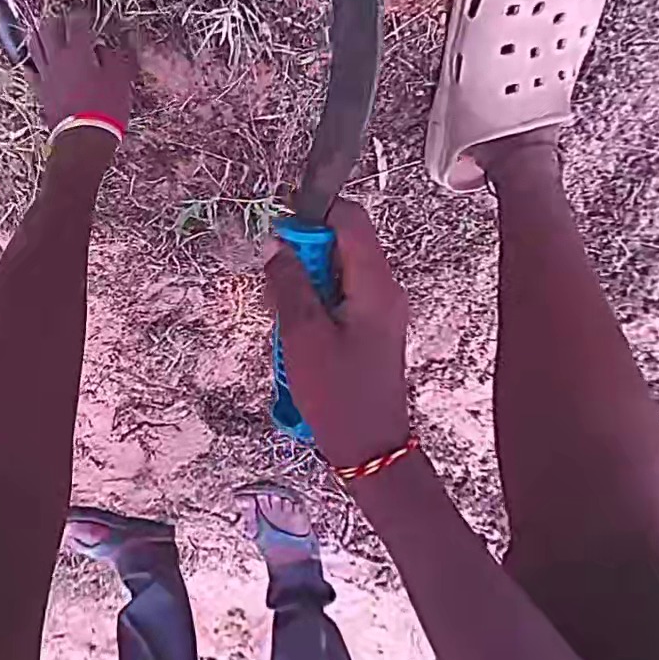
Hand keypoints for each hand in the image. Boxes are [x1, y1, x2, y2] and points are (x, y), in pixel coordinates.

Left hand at [30, 7, 137, 129]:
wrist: (83, 137)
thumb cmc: (105, 107)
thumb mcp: (120, 79)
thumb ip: (113, 57)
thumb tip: (103, 48)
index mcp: (78, 51)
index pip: (76, 22)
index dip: (81, 15)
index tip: (86, 15)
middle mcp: (57, 58)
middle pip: (49, 29)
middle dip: (57, 21)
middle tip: (64, 21)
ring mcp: (45, 75)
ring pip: (35, 47)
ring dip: (39, 36)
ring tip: (44, 33)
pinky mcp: (40, 92)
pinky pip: (31, 73)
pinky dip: (32, 64)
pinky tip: (33, 64)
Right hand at [263, 199, 410, 467]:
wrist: (368, 446)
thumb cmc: (336, 391)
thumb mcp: (302, 333)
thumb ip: (288, 282)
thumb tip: (276, 244)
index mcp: (375, 283)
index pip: (350, 218)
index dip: (313, 213)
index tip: (279, 233)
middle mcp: (383, 287)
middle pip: (340, 242)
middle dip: (302, 254)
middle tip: (274, 286)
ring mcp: (377, 307)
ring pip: (334, 269)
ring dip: (302, 281)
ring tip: (282, 315)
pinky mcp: (367, 324)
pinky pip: (336, 293)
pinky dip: (311, 300)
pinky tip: (294, 329)